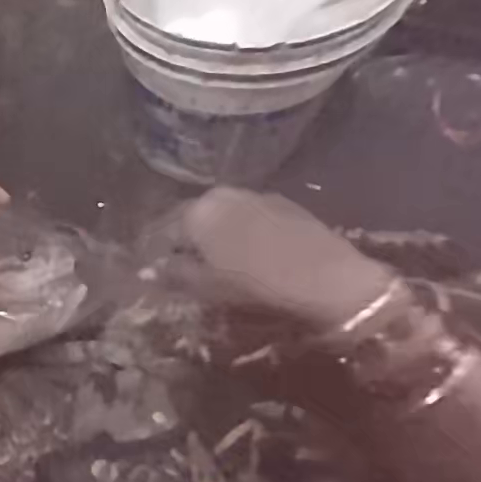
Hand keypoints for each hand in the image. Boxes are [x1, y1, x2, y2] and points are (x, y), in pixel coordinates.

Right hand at [173, 188, 396, 328]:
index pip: (162, 229)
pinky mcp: (282, 202)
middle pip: (192, 217)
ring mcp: (254, 194)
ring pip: (221, 213)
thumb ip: (174, 273)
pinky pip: (247, 214)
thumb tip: (149, 269)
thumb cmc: (257, 286)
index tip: (154, 268)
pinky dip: (239, 229)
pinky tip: (246, 250)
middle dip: (184, 238)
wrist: (332, 280)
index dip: (155, 251)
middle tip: (182, 264)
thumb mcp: (207, 287)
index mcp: (197, 212)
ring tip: (214, 258)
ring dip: (213, 232)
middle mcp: (221, 194)